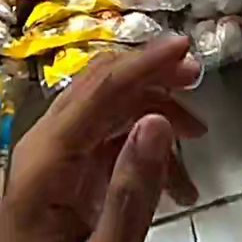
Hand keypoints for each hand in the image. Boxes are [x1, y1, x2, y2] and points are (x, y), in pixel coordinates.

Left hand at [0, 36, 205, 241]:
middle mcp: (45, 144)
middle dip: (152, 77)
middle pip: (103, 86)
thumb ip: (130, 194)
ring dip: (153, 112)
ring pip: (108, 109)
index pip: (101, 88)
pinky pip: (106, 141)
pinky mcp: (63, 177)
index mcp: (45, 157)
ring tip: (196, 136)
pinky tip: (174, 179)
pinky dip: (142, 147)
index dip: (144, 61)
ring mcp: (53, 158)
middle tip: (196, 79)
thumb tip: (158, 119)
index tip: (184, 46)